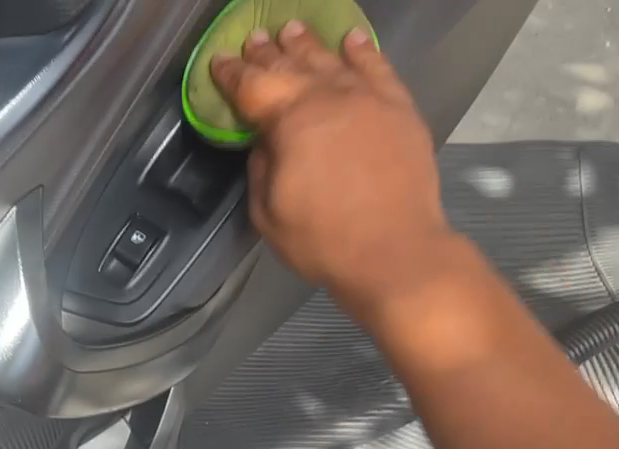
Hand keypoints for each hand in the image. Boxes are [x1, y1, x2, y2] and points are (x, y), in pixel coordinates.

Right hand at [210, 21, 461, 315]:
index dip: (233, 75)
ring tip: (292, 29)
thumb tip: (264, 142)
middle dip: (268, 53)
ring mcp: (369, 98)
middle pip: (292, 67)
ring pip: (332, 60)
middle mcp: (330, 98)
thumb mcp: (267, 213)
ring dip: (308, 45)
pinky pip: (377, 68)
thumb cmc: (319, 240)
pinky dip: (362, 52)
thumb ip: (261, 169)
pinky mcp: (399, 108)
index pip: (254, 88)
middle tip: (254, 37)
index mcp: (291, 123)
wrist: (391, 248)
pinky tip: (351, 41)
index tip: (220, 61)